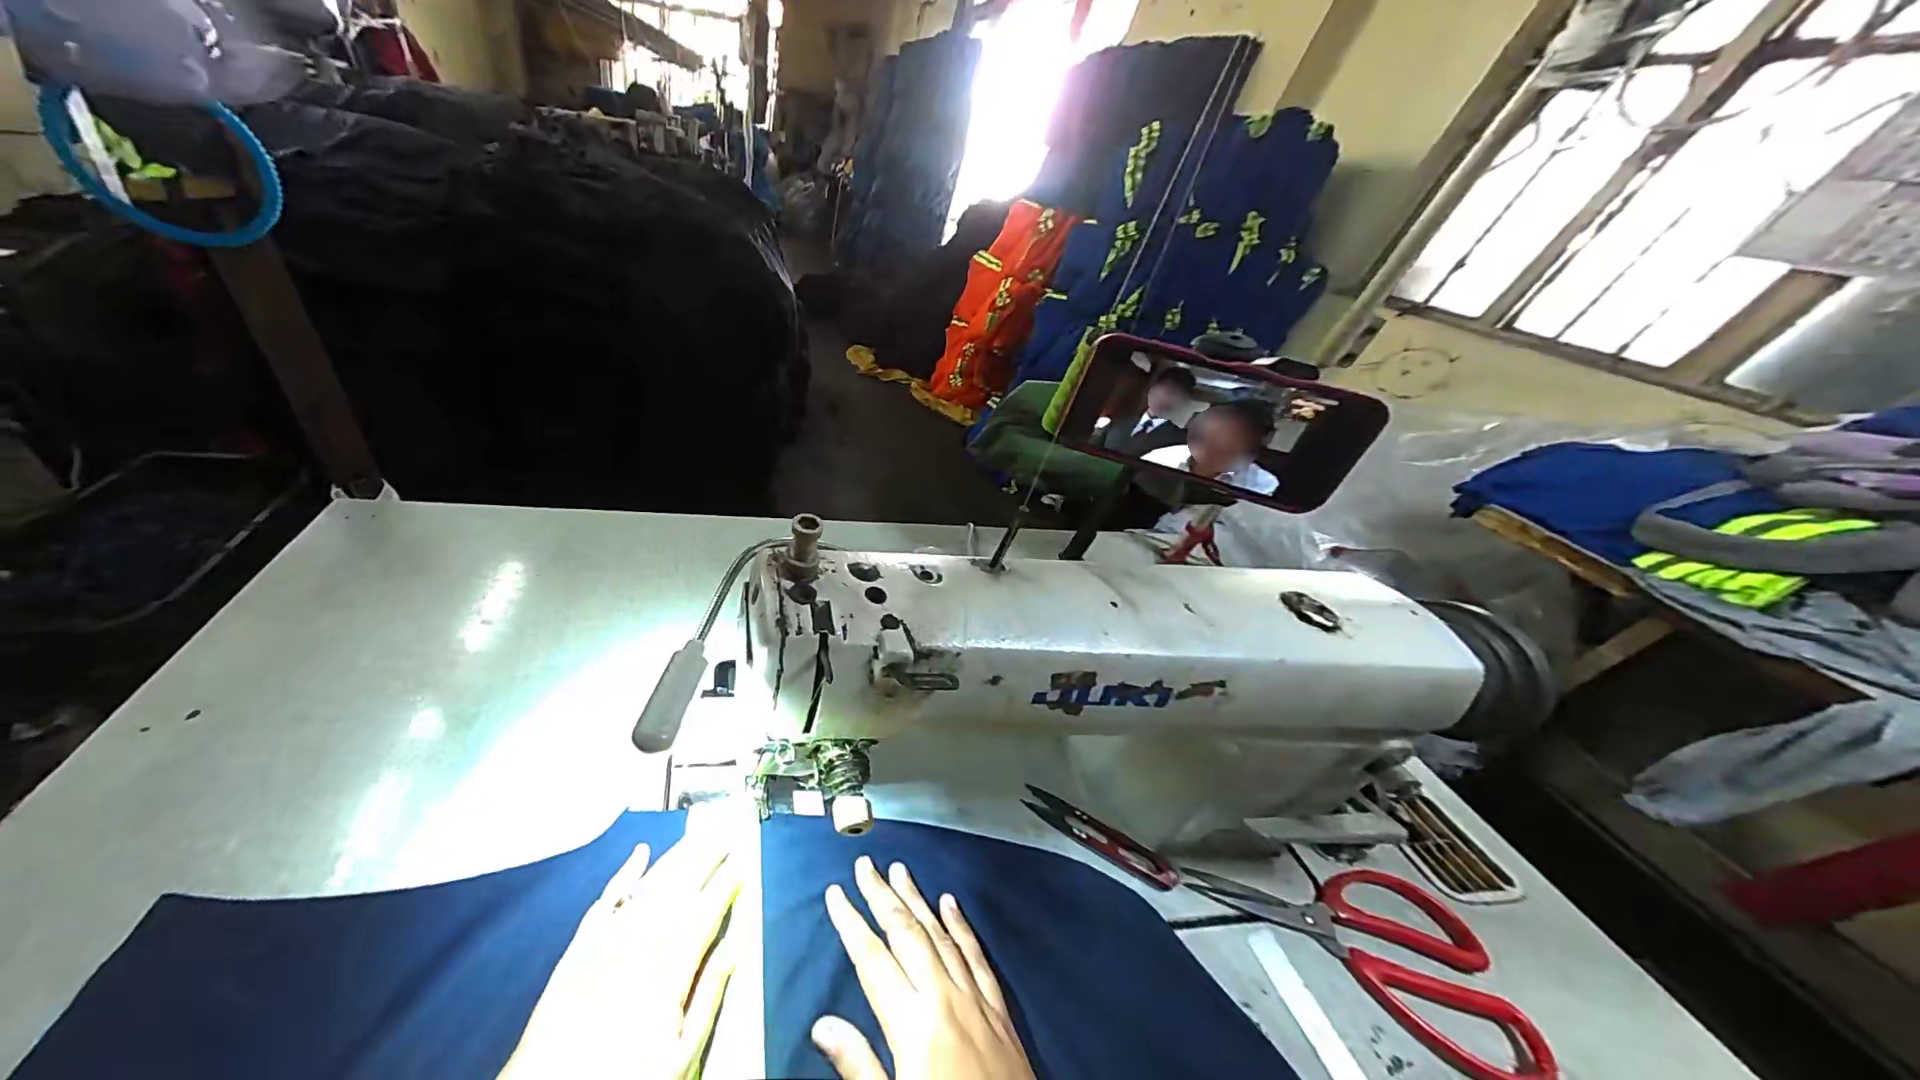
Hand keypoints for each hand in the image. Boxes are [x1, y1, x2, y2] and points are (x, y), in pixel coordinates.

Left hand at [499, 830, 739, 1079]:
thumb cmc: (622, 1076)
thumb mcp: (681, 1051)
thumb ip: (710, 994)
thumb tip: (734, 947)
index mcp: (668, 968)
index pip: (704, 911)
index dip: (725, 884)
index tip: (741, 865)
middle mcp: (638, 945)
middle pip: (679, 888)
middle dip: (705, 858)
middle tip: (725, 835)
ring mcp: (606, 942)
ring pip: (649, 886)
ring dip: (675, 857)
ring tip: (696, 836)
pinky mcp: (580, 947)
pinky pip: (606, 900)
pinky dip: (624, 875)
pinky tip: (639, 855)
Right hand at [812, 856, 1036, 1079]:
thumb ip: (858, 1065)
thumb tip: (823, 1026)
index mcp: (912, 1024)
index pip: (872, 959)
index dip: (851, 923)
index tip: (835, 895)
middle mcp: (944, 999)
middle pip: (905, 934)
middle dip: (882, 896)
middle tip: (865, 866)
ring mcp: (974, 1000)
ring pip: (940, 935)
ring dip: (917, 900)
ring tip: (900, 872)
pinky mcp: (998, 1009)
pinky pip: (976, 955)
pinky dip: (961, 926)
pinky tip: (951, 904)